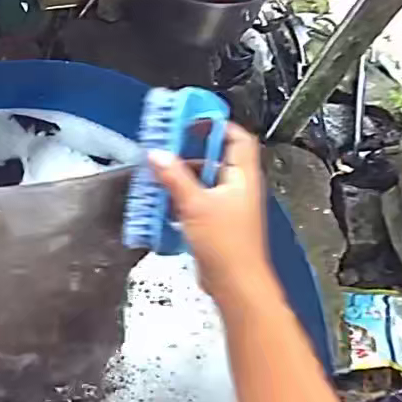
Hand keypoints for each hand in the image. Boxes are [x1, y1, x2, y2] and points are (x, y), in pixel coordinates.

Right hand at [147, 123, 274, 306]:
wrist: (236, 285)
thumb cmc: (230, 249)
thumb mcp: (195, 205)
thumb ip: (175, 177)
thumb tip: (159, 155)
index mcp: (243, 177)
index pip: (235, 137)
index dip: (213, 123)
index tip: (189, 117)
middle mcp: (238, 187)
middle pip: (214, 154)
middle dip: (189, 147)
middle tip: (166, 140)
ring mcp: (227, 204)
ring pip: (202, 176)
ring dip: (181, 171)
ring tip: (159, 169)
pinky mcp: (214, 219)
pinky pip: (195, 196)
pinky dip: (179, 192)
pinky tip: (163, 197)